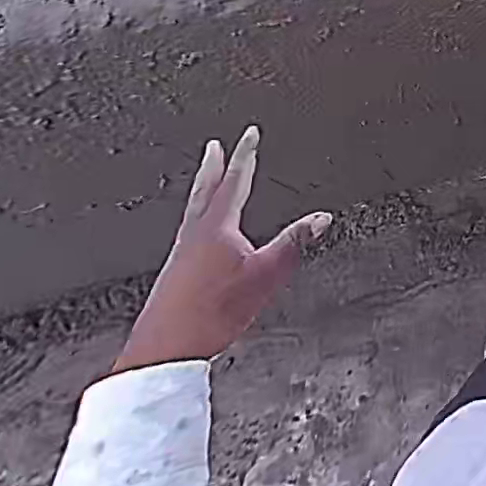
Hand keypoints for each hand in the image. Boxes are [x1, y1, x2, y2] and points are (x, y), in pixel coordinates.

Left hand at [114, 126, 332, 372]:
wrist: (165, 350)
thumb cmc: (211, 312)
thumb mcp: (266, 274)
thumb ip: (294, 243)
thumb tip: (320, 218)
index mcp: (217, 228)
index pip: (235, 181)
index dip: (244, 155)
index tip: (248, 135)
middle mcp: (194, 235)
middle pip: (205, 190)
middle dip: (213, 166)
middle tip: (214, 147)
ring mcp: (181, 254)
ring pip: (193, 210)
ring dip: (203, 189)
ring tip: (207, 181)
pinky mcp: (175, 273)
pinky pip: (188, 231)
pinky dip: (196, 217)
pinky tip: (199, 232)